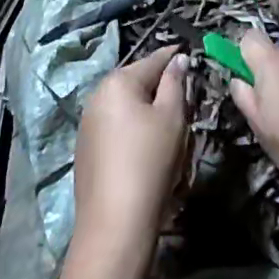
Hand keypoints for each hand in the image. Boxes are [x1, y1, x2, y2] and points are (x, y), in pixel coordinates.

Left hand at [74, 46, 188, 255]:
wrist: (115, 221)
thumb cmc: (150, 161)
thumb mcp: (172, 118)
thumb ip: (176, 84)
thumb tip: (177, 59)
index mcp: (117, 82)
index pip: (153, 60)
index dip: (174, 58)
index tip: (191, 56)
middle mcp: (96, 95)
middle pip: (137, 83)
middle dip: (161, 90)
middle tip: (187, 105)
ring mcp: (87, 122)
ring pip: (127, 107)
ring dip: (148, 113)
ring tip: (171, 134)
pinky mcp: (86, 148)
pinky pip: (116, 127)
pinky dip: (134, 132)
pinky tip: (147, 153)